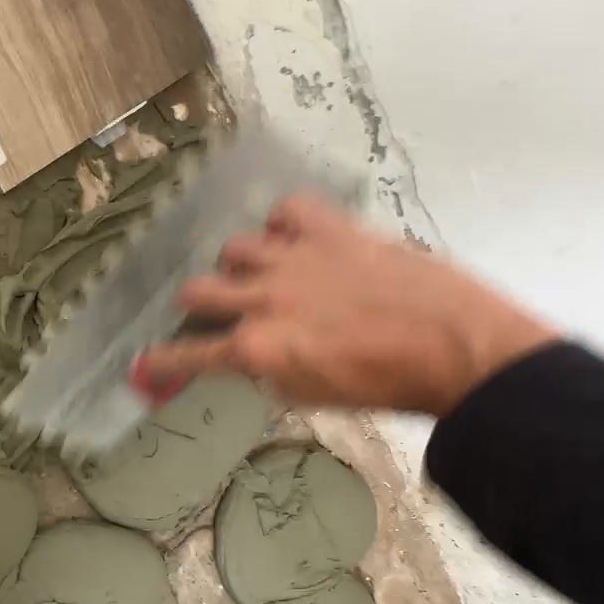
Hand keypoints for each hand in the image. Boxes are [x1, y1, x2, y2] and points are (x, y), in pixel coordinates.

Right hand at [135, 193, 558, 416]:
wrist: (460, 350)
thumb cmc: (382, 385)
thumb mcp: (308, 394)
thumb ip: (264, 369)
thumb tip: (245, 356)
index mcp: (255, 349)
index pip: (188, 355)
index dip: (160, 362)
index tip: (144, 366)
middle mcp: (263, 300)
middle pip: (195, 291)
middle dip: (196, 306)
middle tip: (217, 313)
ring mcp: (296, 260)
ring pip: (234, 249)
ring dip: (240, 266)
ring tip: (263, 274)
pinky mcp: (334, 231)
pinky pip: (287, 210)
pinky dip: (282, 224)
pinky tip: (294, 238)